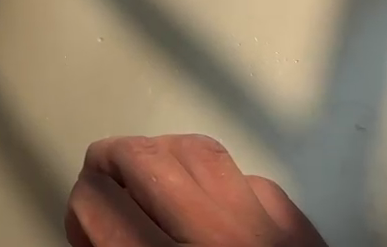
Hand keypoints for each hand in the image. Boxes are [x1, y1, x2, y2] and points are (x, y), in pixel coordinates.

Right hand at [67, 135, 325, 246]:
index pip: (97, 202)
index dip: (78, 213)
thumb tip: (95, 224)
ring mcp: (268, 233)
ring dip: (164, 162)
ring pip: (195, 149)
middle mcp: (216, 241)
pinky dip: (225, 190)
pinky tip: (216, 217)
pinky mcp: (308, 236)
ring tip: (156, 192)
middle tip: (107, 202)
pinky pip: (253, 184)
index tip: (85, 238)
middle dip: (109, 170)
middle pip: (138, 156)